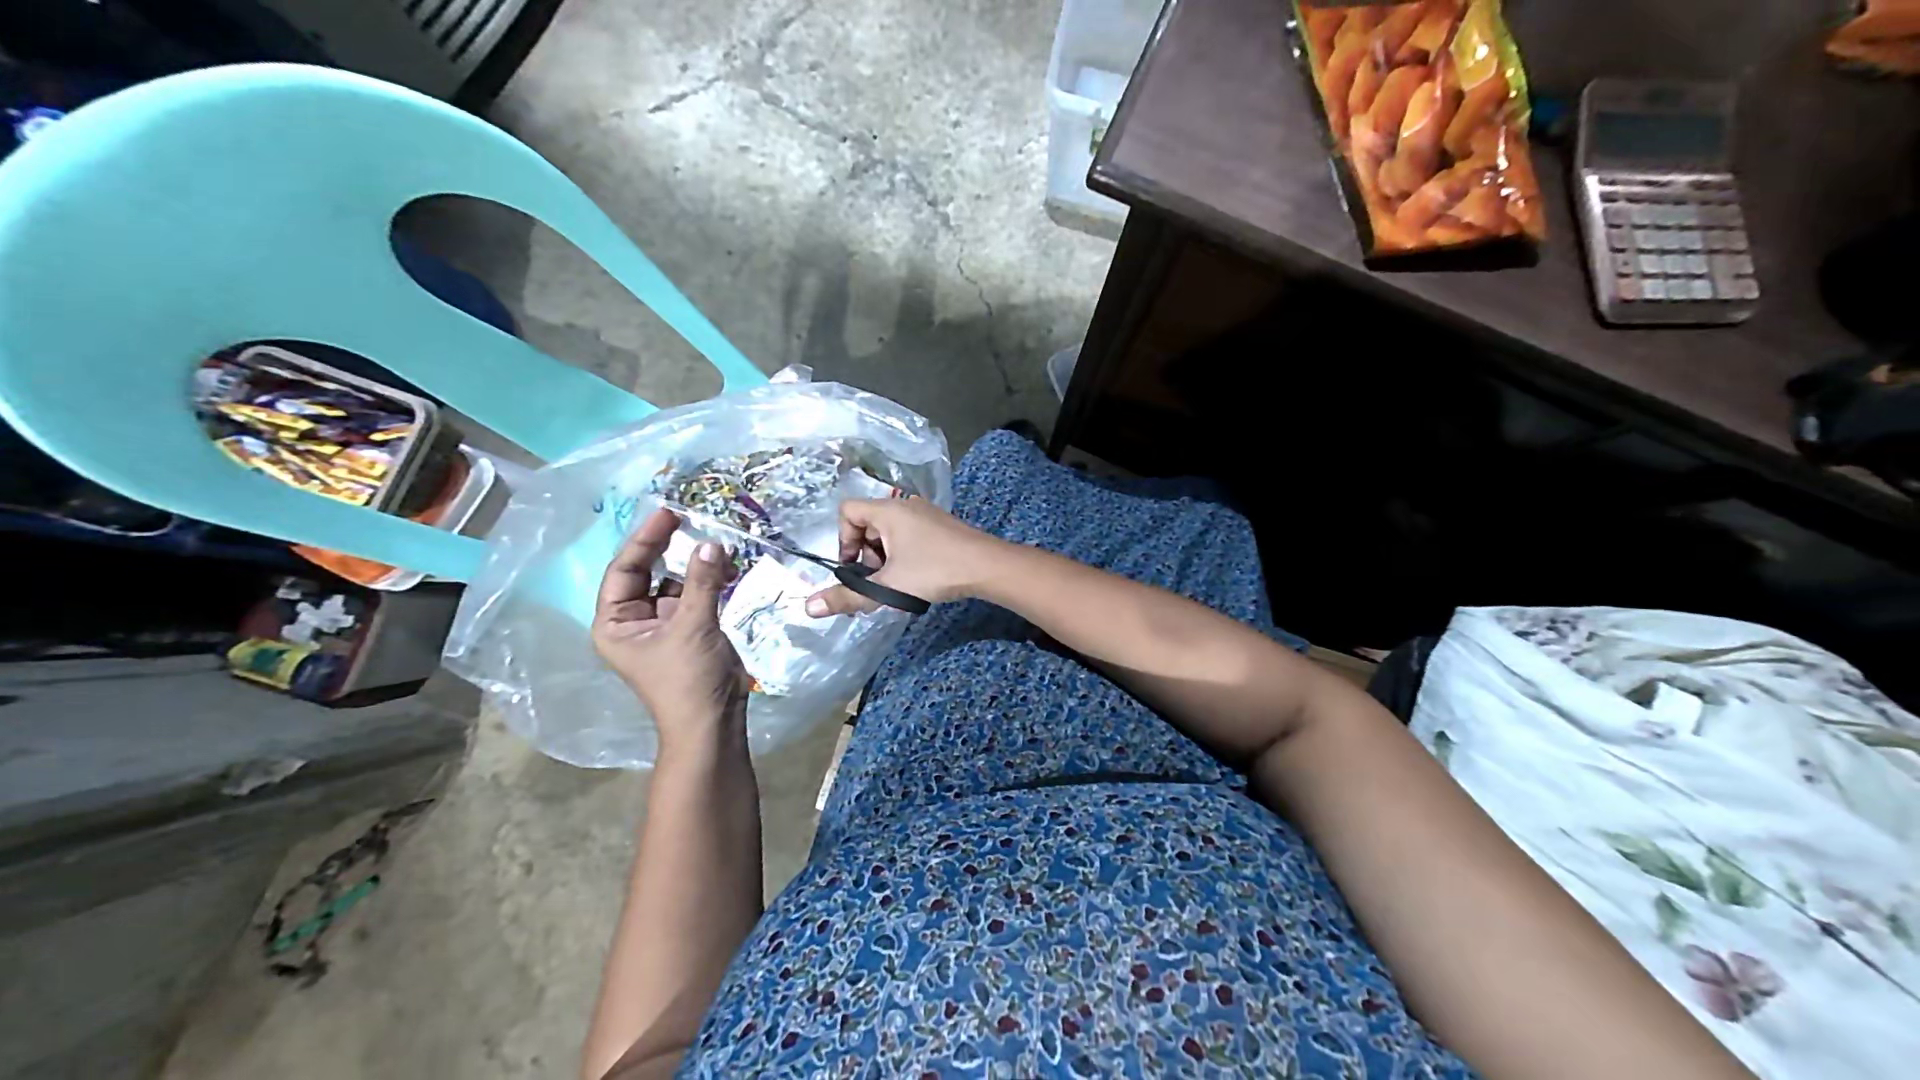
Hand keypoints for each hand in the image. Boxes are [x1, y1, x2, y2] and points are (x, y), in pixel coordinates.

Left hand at [592, 508, 749, 748]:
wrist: (712, 722)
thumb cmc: (687, 679)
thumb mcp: (693, 627)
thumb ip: (703, 583)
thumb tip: (712, 543)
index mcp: (616, 623)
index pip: (624, 571)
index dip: (643, 540)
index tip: (666, 515)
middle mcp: (635, 620)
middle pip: (648, 572)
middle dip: (667, 548)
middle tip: (686, 519)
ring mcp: (664, 624)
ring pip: (676, 582)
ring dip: (695, 564)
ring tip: (716, 544)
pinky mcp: (691, 629)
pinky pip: (697, 595)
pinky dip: (710, 580)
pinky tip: (726, 567)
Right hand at [804, 497, 1005, 617]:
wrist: (987, 566)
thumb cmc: (935, 570)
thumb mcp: (889, 586)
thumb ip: (849, 597)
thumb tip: (809, 608)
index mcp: (889, 511)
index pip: (847, 510)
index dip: (843, 539)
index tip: (854, 567)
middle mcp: (905, 506)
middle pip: (868, 523)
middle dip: (865, 553)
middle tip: (877, 580)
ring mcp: (926, 514)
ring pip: (889, 532)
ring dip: (884, 556)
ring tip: (897, 582)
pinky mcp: (941, 526)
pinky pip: (909, 535)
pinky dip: (903, 554)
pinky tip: (916, 577)